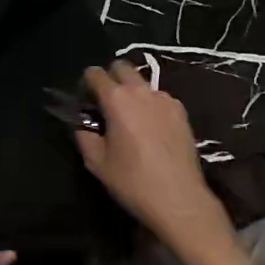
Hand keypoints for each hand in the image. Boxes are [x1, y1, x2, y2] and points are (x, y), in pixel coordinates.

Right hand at [74, 62, 233, 257]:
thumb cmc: (133, 181)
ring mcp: (165, 98)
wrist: (178, 197)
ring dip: (132, 91)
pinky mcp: (181, 110)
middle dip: (111, 78)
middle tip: (106, 103)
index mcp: (117, 99)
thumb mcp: (97, 163)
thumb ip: (85, 137)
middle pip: (122, 67)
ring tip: (130, 118)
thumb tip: (83, 125)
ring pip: (143, 82)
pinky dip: (150, 104)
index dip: (87, 82)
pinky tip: (151, 128)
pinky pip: (160, 98)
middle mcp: (142, 91)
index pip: (95, 74)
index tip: (85, 98)